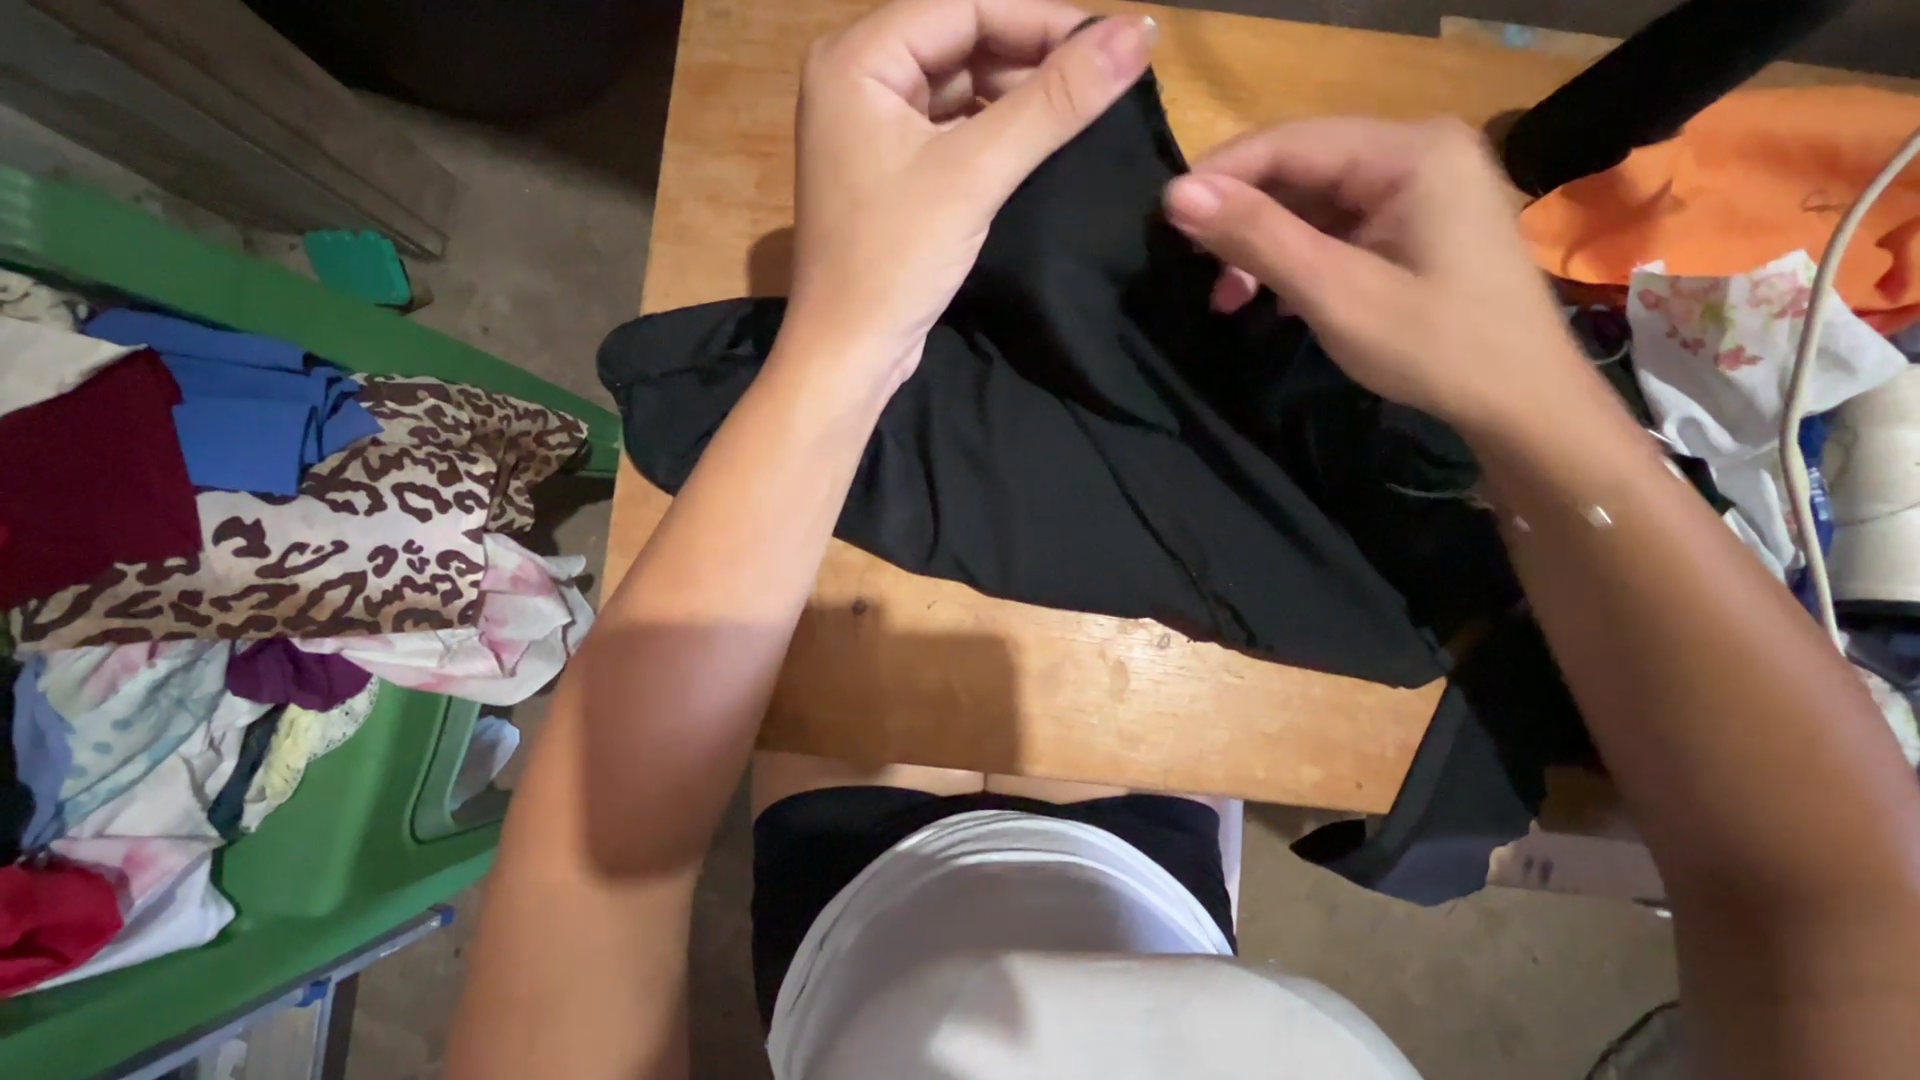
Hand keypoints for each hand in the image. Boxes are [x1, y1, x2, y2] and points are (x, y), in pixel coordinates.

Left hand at [783, 0, 1155, 393]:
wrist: (848, 351)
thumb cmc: (894, 259)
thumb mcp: (975, 173)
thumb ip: (1053, 102)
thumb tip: (1135, 34)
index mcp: (856, 60)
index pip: (962, 6)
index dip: (1040, 18)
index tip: (1111, 40)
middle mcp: (856, 79)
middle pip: (960, 40)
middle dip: (1031, 55)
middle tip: (1104, 74)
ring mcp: (870, 126)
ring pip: (959, 85)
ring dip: (1018, 94)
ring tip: (1082, 106)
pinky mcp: (888, 168)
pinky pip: (950, 127)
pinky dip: (994, 130)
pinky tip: (1039, 139)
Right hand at [1162, 117, 1594, 432]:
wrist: (1520, 399)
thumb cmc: (1434, 346)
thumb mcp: (1334, 292)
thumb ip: (1257, 236)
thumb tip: (1176, 194)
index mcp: (1409, 151)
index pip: (1288, 142)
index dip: (1219, 176)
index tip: (1163, 220)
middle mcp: (1416, 150)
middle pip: (1299, 168)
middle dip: (1241, 219)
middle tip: (1194, 270)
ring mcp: (1420, 184)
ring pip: (1312, 199)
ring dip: (1262, 244)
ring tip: (1227, 296)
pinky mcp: (1415, 219)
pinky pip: (1336, 223)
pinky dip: (1295, 256)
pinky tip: (1268, 293)